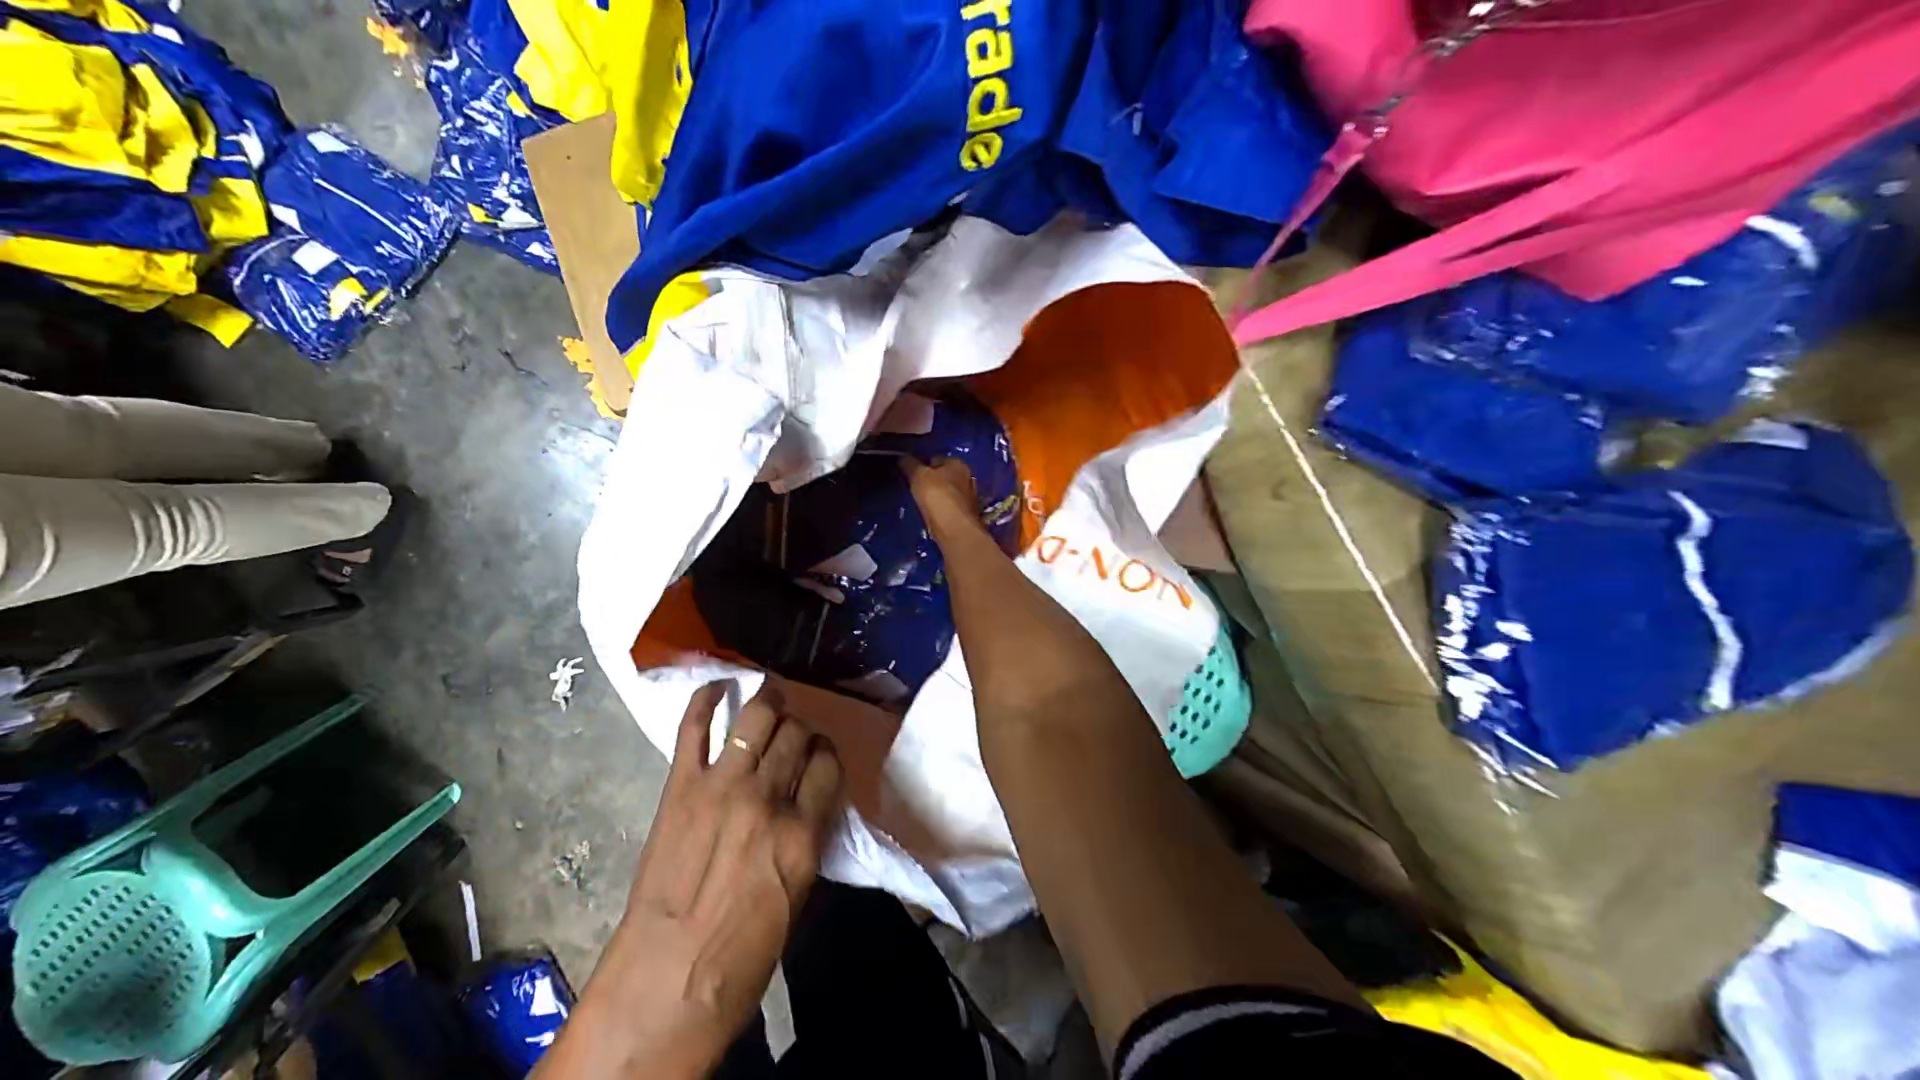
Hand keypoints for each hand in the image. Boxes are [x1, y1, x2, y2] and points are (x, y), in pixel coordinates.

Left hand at [542, 685, 841, 1078]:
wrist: (667, 978)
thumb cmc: (742, 953)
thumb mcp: (798, 895)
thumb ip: (806, 839)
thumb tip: (808, 805)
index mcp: (801, 833)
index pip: (827, 765)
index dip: (827, 753)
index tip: (822, 754)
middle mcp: (766, 799)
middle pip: (796, 737)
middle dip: (802, 729)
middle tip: (796, 733)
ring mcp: (720, 787)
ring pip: (755, 720)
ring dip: (768, 701)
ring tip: (771, 696)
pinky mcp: (679, 787)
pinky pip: (692, 729)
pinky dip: (704, 700)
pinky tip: (717, 685)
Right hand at [902, 456, 984, 538]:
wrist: (954, 528)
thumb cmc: (937, 495)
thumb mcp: (918, 475)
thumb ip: (909, 464)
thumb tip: (903, 458)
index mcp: (957, 463)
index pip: (936, 458)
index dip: (921, 463)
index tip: (908, 472)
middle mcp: (967, 478)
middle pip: (943, 476)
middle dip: (929, 480)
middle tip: (912, 487)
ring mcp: (968, 498)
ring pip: (946, 493)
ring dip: (935, 496)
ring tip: (918, 502)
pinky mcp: (965, 516)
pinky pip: (948, 508)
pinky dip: (940, 510)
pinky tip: (929, 514)